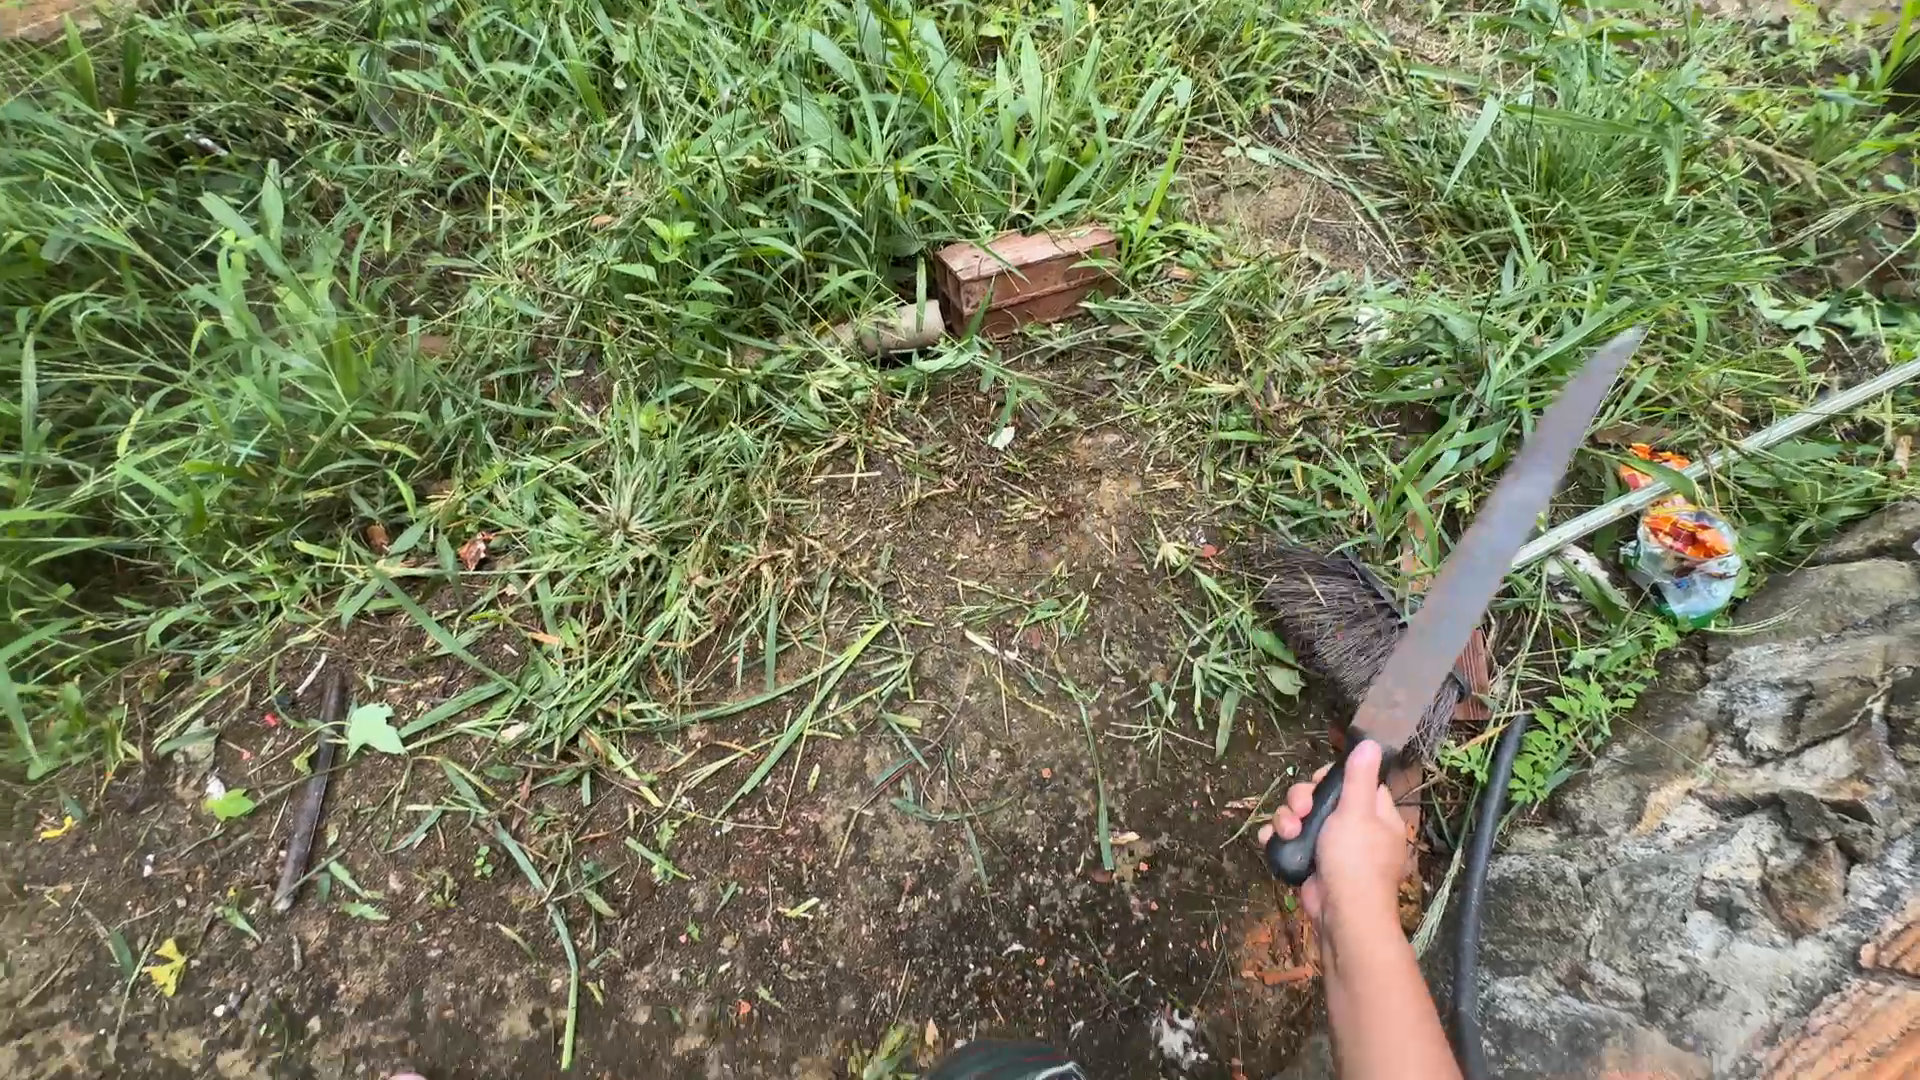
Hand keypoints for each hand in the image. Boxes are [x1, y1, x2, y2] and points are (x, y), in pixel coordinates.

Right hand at [1256, 740, 1406, 943]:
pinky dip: (1278, 837)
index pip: (1354, 783)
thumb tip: (1371, 743)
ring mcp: (1329, 845)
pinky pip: (1288, 838)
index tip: (1320, 783)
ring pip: (1299, 815)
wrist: (1341, 914)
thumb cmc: (1355, 860)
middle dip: (1301, 799)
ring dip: (1285, 818)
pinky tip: (1272, 840)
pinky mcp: (1309, 860)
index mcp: (1374, 816)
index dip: (1332, 779)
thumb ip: (1358, 777)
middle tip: (1300, 810)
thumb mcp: (1357, 813)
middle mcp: (1353, 828)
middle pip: (1319, 797)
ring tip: (1287, 831)